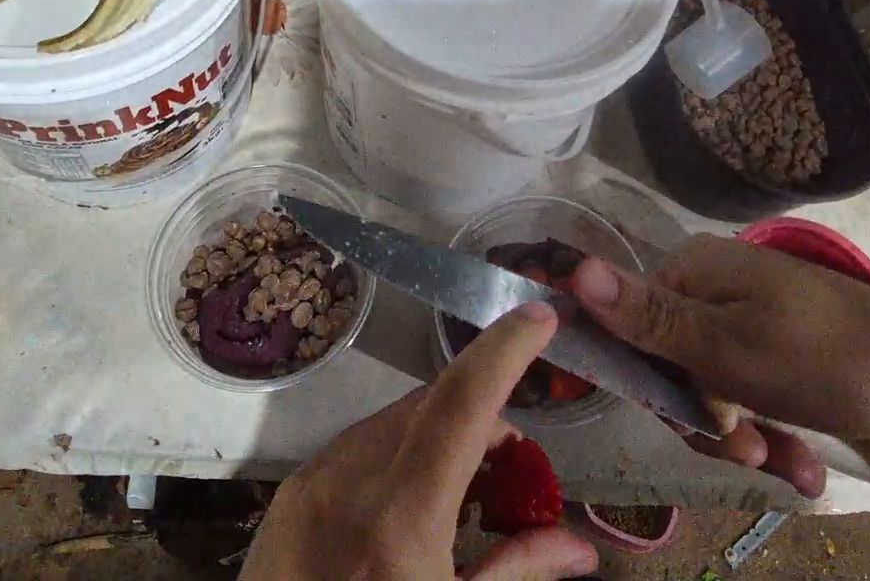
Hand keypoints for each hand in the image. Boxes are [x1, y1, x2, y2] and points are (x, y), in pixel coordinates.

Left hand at [241, 302, 599, 580]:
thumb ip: (516, 573)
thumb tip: (580, 546)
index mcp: (401, 519)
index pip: (462, 403)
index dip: (505, 350)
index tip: (541, 315)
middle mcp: (351, 480)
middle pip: (433, 404)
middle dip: (483, 412)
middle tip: (517, 464)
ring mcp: (313, 479)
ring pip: (397, 418)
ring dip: (441, 433)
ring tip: (465, 491)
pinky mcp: (290, 490)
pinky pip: (360, 443)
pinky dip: (401, 451)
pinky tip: (412, 500)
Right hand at [572, 234, 869, 498]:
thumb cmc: (827, 360)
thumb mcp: (727, 349)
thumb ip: (648, 317)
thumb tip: (571, 268)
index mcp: (693, 269)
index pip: (629, 324)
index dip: (651, 384)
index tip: (691, 427)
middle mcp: (713, 284)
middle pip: (670, 360)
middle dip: (706, 418)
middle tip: (748, 454)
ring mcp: (748, 312)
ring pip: (710, 383)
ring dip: (742, 434)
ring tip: (788, 469)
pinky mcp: (778, 342)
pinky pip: (748, 387)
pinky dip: (768, 428)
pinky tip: (800, 465)